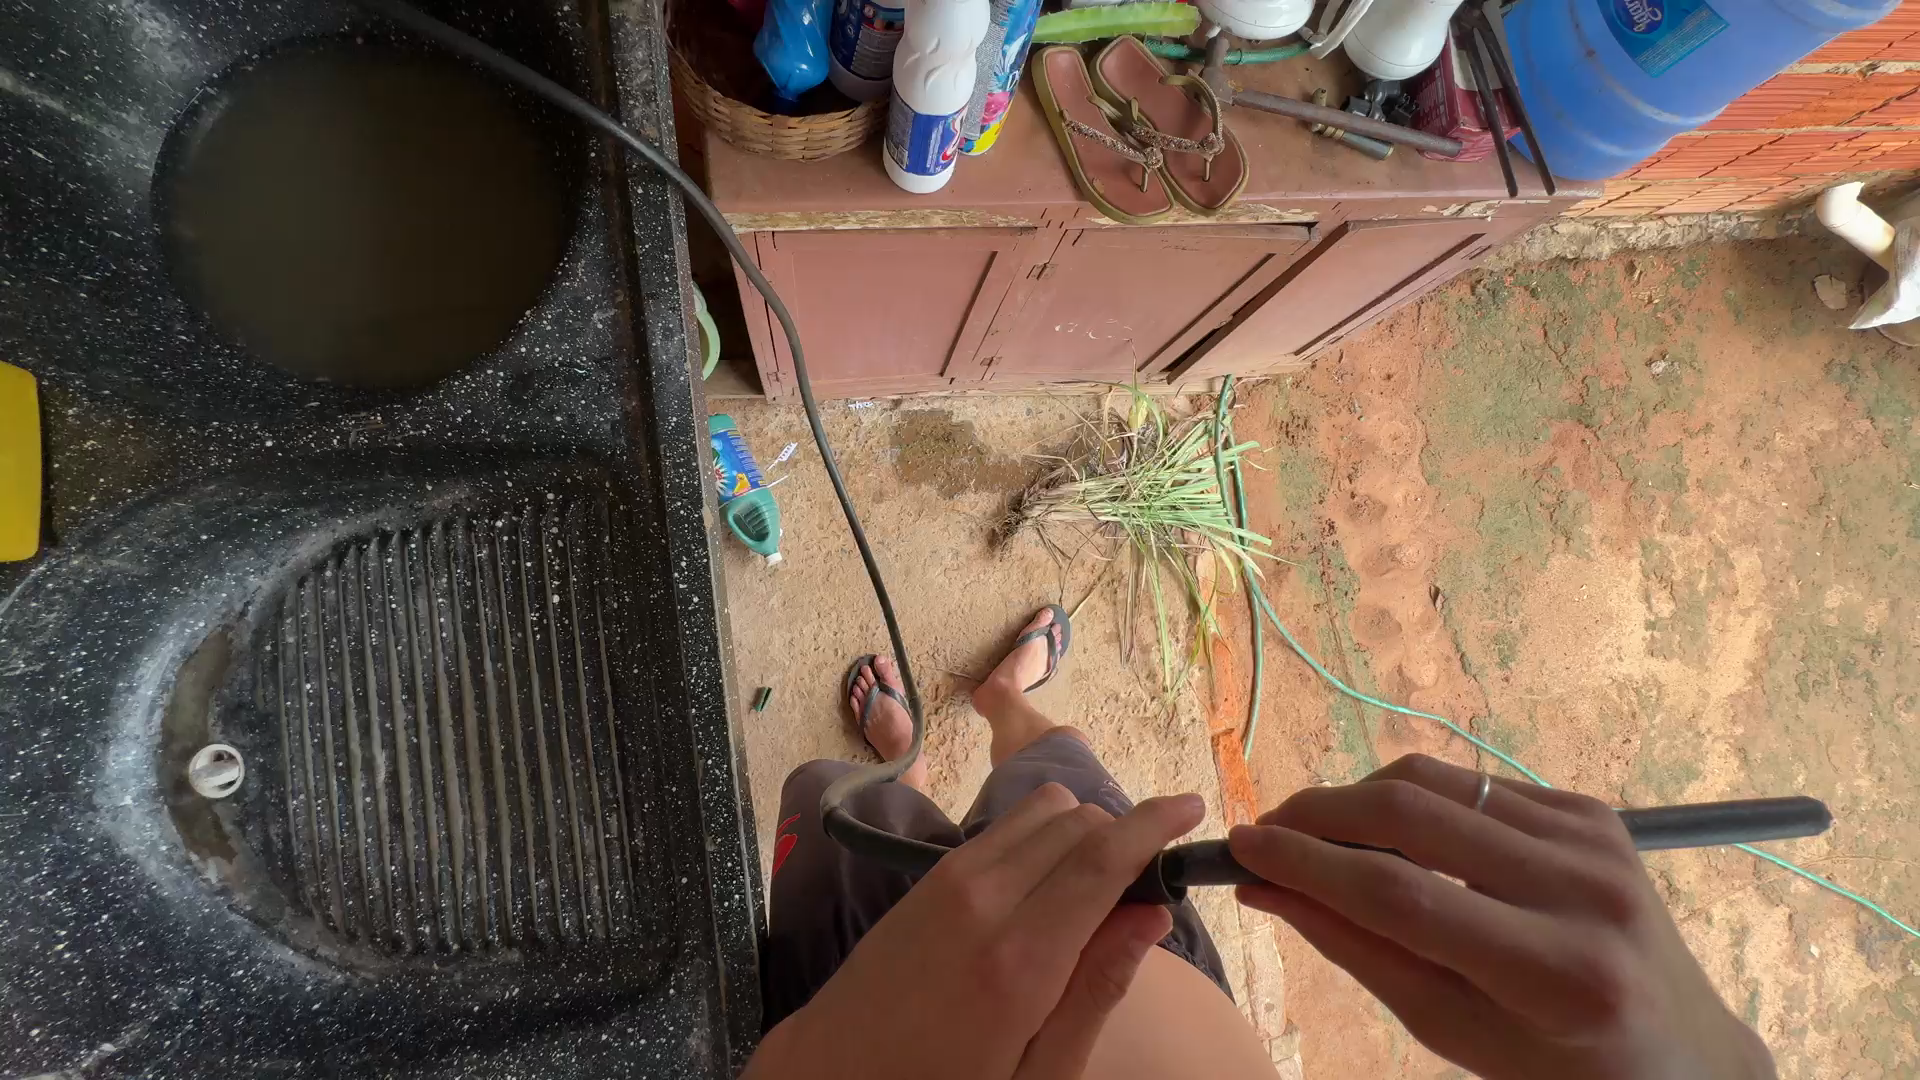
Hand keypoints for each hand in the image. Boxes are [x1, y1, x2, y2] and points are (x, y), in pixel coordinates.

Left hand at [746, 784, 1204, 1079]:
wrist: (834, 1070)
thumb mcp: (1038, 1076)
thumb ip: (1097, 989)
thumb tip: (1153, 914)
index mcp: (1019, 957)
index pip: (1101, 856)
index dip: (1154, 823)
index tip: (1194, 809)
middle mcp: (985, 894)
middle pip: (1077, 820)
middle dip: (1123, 834)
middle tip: (1142, 887)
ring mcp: (952, 874)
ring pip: (1042, 807)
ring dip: (1082, 827)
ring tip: (1095, 883)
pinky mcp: (933, 870)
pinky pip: (1006, 824)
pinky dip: (1044, 833)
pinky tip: (1047, 881)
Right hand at [1230, 754, 1774, 1079]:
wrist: (1680, 1050)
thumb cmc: (1549, 1064)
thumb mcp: (1443, 1026)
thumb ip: (1347, 944)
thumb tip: (1259, 883)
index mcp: (1558, 975)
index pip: (1399, 893)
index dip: (1306, 862)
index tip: (1241, 845)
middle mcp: (1585, 891)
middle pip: (1408, 814)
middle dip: (1317, 814)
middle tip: (1267, 831)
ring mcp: (1593, 837)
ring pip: (1426, 779)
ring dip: (1352, 799)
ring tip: (1321, 832)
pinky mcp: (1588, 808)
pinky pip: (1461, 779)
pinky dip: (1404, 797)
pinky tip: (1392, 831)